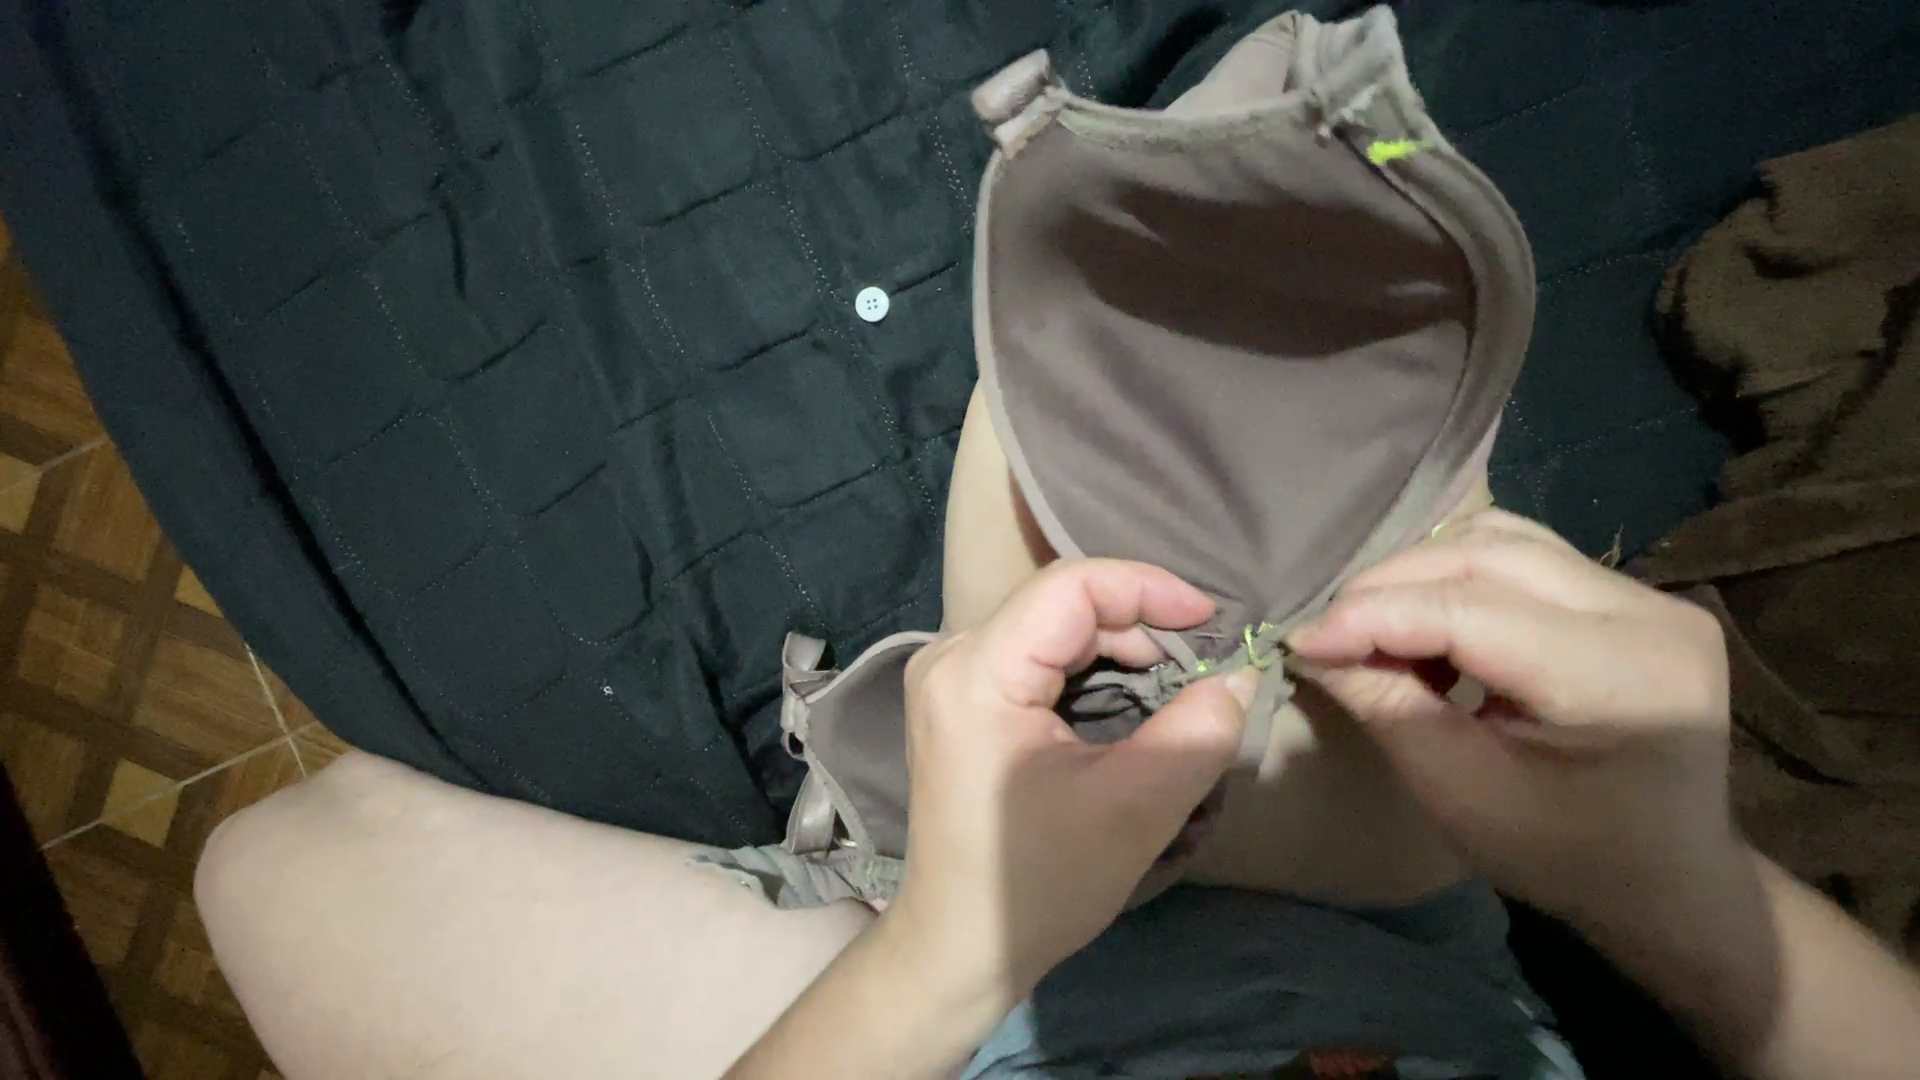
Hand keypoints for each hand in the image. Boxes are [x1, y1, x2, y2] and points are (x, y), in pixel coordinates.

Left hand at [885, 559, 1251, 999]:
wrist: (959, 940)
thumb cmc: (1040, 882)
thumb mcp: (1134, 809)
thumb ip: (1198, 732)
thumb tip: (1240, 673)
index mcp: (976, 672)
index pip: (1069, 587)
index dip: (1146, 587)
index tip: (1209, 619)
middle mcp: (949, 656)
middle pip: (1058, 603)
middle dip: (1137, 622)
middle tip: (1199, 660)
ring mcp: (948, 675)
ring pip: (1048, 625)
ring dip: (1116, 644)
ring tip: (1172, 680)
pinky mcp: (958, 696)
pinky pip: (1032, 653)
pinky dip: (1086, 665)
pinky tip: (1125, 692)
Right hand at [1286, 510, 1737, 926]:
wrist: (1663, 877)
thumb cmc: (1557, 851)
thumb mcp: (1454, 788)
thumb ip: (1381, 702)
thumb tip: (1308, 643)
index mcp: (1623, 680)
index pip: (1467, 611)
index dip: (1371, 616)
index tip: (1298, 641)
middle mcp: (1647, 614)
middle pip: (1481, 556)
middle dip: (1385, 588)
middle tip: (1327, 632)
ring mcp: (1642, 595)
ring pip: (1494, 538)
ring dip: (1415, 573)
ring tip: (1373, 623)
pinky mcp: (1622, 592)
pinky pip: (1514, 550)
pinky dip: (1449, 572)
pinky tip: (1425, 616)